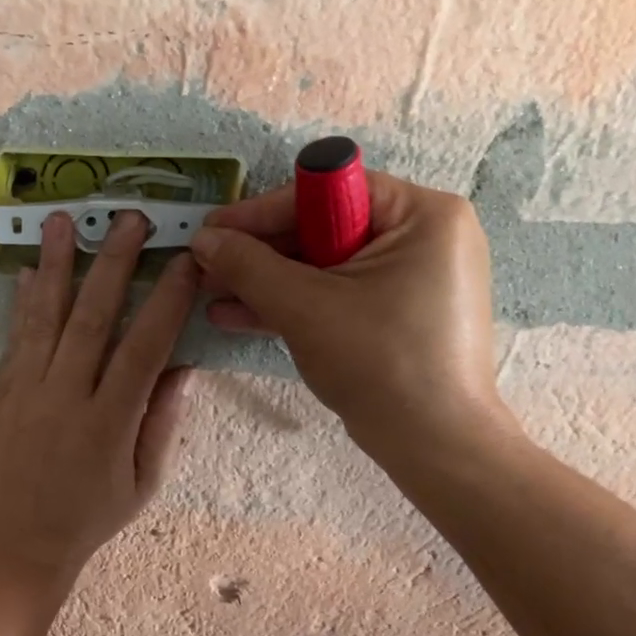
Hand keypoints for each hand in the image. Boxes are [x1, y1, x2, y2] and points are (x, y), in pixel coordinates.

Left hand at [0, 211, 198, 576]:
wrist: (20, 541)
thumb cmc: (90, 516)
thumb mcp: (142, 482)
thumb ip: (161, 422)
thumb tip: (183, 366)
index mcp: (108, 423)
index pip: (144, 349)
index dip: (167, 302)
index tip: (187, 262)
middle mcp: (65, 399)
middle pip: (91, 320)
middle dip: (112, 265)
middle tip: (129, 218)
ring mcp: (28, 393)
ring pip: (44, 320)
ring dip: (56, 268)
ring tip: (63, 222)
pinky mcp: (3, 394)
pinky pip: (15, 341)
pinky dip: (23, 305)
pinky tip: (28, 273)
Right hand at [189, 171, 515, 453]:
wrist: (433, 444)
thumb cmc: (380, 363)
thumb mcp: (304, 306)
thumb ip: (249, 266)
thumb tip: (203, 239)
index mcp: (423, 216)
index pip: (329, 190)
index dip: (265, 210)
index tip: (214, 229)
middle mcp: (423, 237)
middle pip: (322, 227)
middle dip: (258, 252)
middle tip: (205, 265)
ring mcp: (409, 278)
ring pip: (322, 266)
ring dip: (264, 281)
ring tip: (208, 292)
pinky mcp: (394, 314)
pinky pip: (333, 295)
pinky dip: (290, 303)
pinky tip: (235, 316)